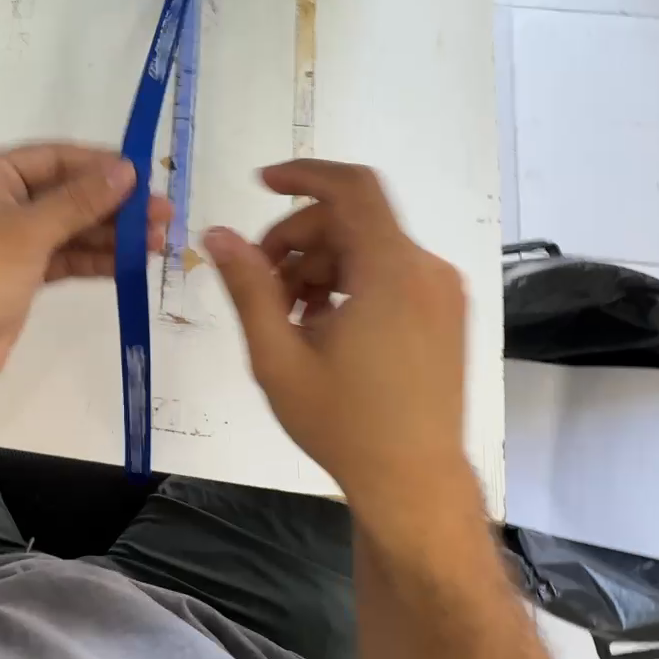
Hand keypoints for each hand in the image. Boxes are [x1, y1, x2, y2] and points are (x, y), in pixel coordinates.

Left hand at [0, 143, 169, 387]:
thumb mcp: (29, 232)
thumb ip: (79, 200)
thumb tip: (127, 169)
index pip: (53, 158)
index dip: (99, 165)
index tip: (146, 174)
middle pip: (66, 193)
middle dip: (114, 205)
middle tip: (164, 213)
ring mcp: (10, 239)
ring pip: (69, 228)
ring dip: (111, 234)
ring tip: (159, 241)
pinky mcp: (21, 272)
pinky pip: (64, 256)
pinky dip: (94, 259)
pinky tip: (131, 262)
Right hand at [203, 160, 470, 514]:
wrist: (413, 483)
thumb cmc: (342, 422)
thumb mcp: (277, 355)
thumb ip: (247, 287)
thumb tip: (215, 235)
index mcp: (391, 273)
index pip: (352, 189)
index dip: (302, 175)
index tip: (259, 184)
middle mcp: (425, 270)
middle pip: (350, 222)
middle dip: (295, 239)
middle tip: (258, 282)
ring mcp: (440, 293)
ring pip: (365, 249)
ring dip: (316, 266)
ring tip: (284, 315)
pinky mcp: (443, 314)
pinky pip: (386, 274)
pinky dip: (345, 283)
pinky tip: (318, 325)